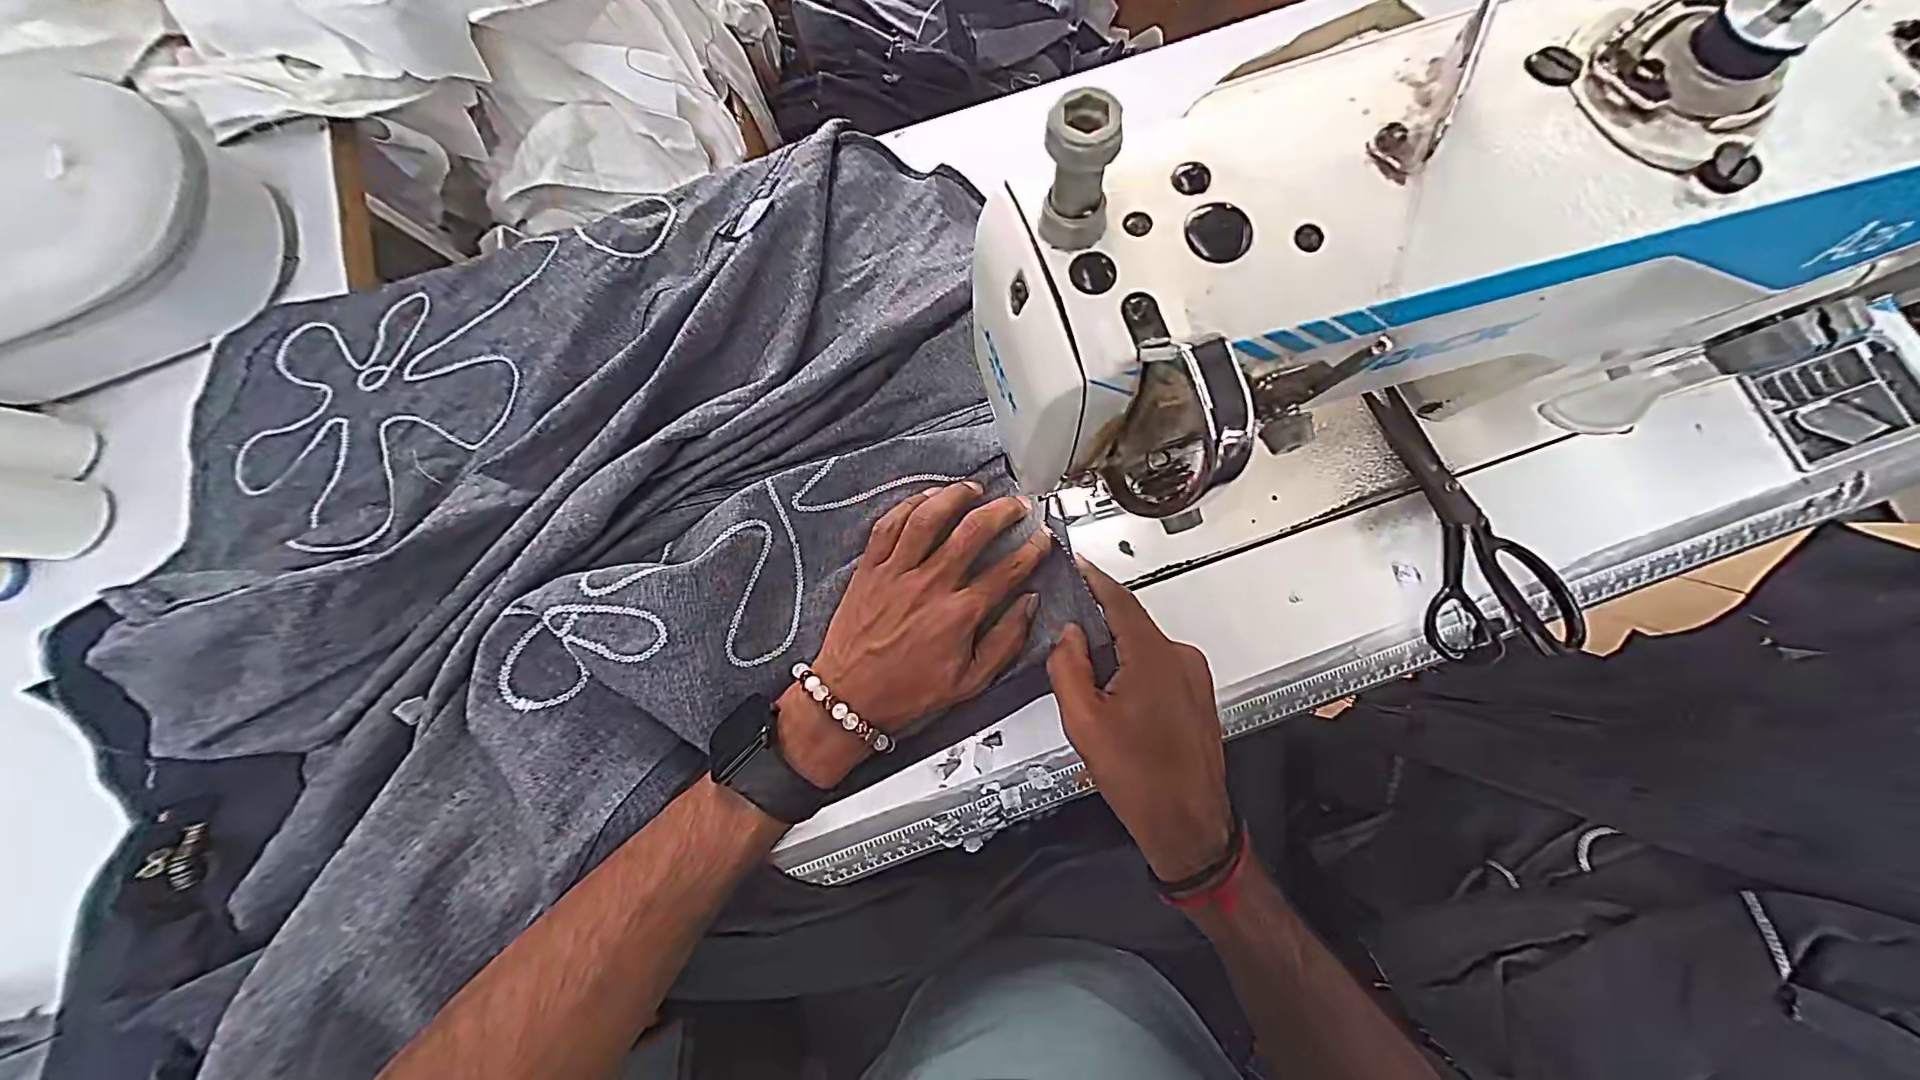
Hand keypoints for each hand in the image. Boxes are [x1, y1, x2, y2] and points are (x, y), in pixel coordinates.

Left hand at [779, 481, 1051, 786]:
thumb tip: (1028, 606)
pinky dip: (909, 505)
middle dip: (1002, 511)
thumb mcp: (970, 681)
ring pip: (929, 518)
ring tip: (973, 489)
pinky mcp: (870, 569)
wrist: (850, 697)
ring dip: (955, 497)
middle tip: (1015, 505)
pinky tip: (926, 497)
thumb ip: (1006, 642)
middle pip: (973, 532)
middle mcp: (930, 586)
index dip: (1031, 549)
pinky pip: (889, 525)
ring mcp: (897, 574)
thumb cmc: (906, 692)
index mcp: (958, 615)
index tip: (1040, 538)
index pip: (1006, 570)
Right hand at [1047, 557, 1232, 882]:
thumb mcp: (1083, 721)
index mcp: (1153, 658)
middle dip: (1098, 630)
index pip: (1119, 600)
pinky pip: (1159, 665)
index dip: (1094, 578)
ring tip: (1097, 694)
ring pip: (1143, 647)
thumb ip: (1067, 667)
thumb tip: (1067, 637)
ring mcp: (1194, 677)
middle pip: (1130, 624)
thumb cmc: (1145, 782)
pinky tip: (1119, 704)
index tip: (1080, 564)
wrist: (1188, 823)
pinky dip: (1135, 670)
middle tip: (1070, 649)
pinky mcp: (1198, 693)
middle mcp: (1181, 660)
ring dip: (1117, 655)